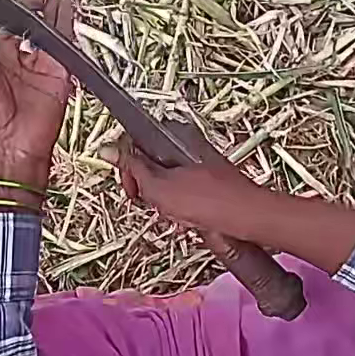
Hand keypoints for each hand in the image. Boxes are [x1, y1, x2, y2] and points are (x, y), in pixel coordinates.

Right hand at [114, 138, 272, 239]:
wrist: (249, 218)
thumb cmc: (205, 202)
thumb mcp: (158, 186)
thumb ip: (131, 167)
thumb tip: (106, 149)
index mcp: (174, 136)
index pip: (134, 145)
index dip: (127, 171)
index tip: (133, 193)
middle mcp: (187, 143)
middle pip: (150, 162)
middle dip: (146, 187)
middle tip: (153, 206)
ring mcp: (200, 160)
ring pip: (166, 178)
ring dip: (163, 199)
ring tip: (174, 216)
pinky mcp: (211, 178)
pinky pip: (184, 188)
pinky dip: (180, 204)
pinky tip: (187, 219)